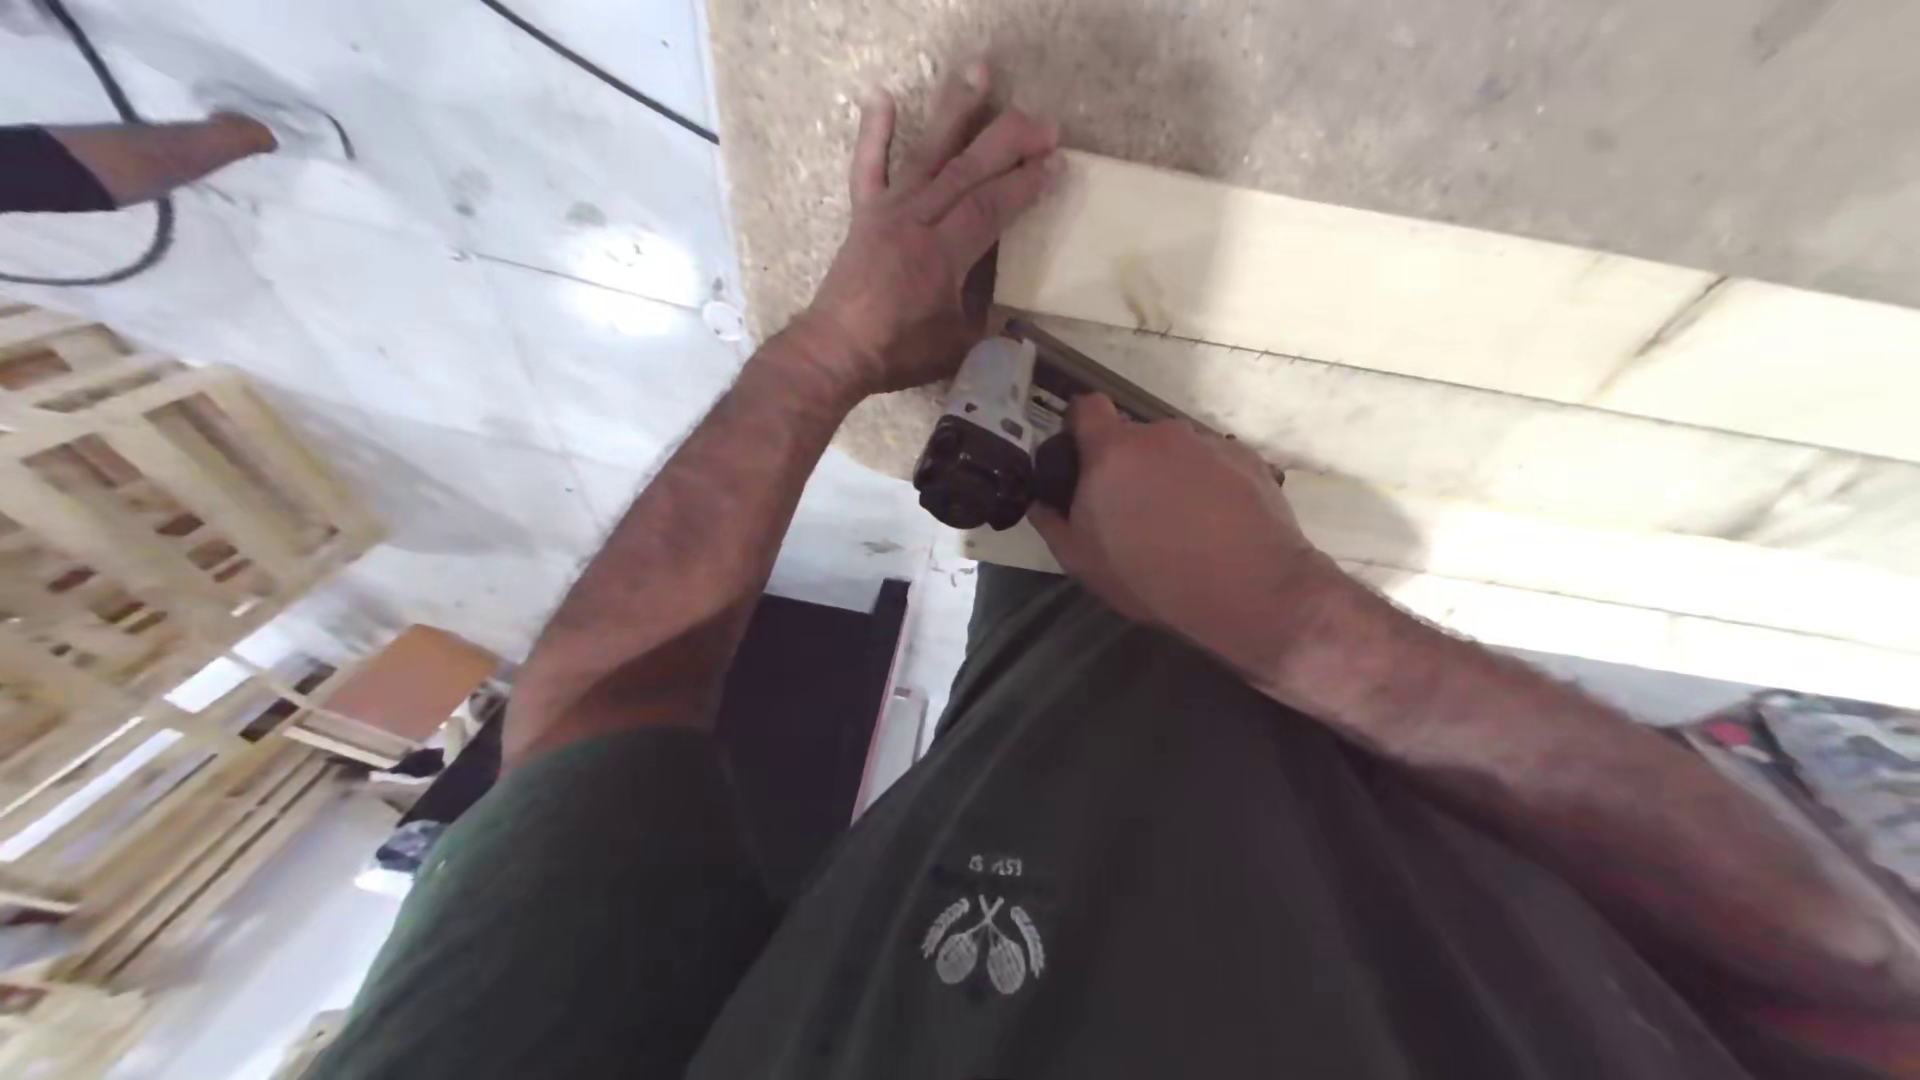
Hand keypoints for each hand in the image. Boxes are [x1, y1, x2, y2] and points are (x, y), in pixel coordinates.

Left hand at [795, 62, 1060, 395]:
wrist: (836, 351)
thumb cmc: (897, 353)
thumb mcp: (956, 347)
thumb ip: (987, 323)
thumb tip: (1010, 314)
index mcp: (942, 255)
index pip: (991, 207)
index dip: (1025, 184)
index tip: (1055, 165)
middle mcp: (917, 221)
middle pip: (968, 169)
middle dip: (1009, 141)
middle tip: (1044, 125)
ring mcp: (888, 213)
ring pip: (927, 154)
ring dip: (956, 113)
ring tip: (980, 73)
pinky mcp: (864, 216)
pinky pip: (868, 169)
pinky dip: (874, 133)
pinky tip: (882, 97)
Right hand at [1029, 393, 1345, 679]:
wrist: (1249, 590)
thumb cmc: (1151, 577)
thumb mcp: (1082, 561)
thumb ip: (1053, 523)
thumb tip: (1041, 502)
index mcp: (1112, 451)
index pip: (1086, 407)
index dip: (1079, 425)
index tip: (1082, 455)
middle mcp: (1160, 434)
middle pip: (1133, 436)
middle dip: (1128, 464)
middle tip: (1134, 509)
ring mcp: (1208, 442)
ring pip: (1175, 451)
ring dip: (1169, 473)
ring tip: (1182, 521)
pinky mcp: (1246, 457)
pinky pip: (1213, 462)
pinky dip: (1208, 482)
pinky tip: (1217, 522)